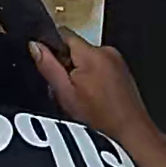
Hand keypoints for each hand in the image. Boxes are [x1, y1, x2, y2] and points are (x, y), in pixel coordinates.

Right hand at [29, 31, 158, 150]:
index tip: (51, 67)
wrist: (131, 131)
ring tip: (83, 95)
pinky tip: (95, 95)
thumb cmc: (100, 118)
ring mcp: (116, 58)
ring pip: (87, 57)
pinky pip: (100, 64)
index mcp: (91, 54)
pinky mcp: (122, 67)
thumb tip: (35, 45)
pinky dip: (94, 75)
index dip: (52, 49)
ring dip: (80, 71)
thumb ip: (49, 67)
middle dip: (67, 64)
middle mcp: (106, 51)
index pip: (64, 34)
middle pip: (75, 47)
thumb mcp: (66, 95)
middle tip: (67, 88)